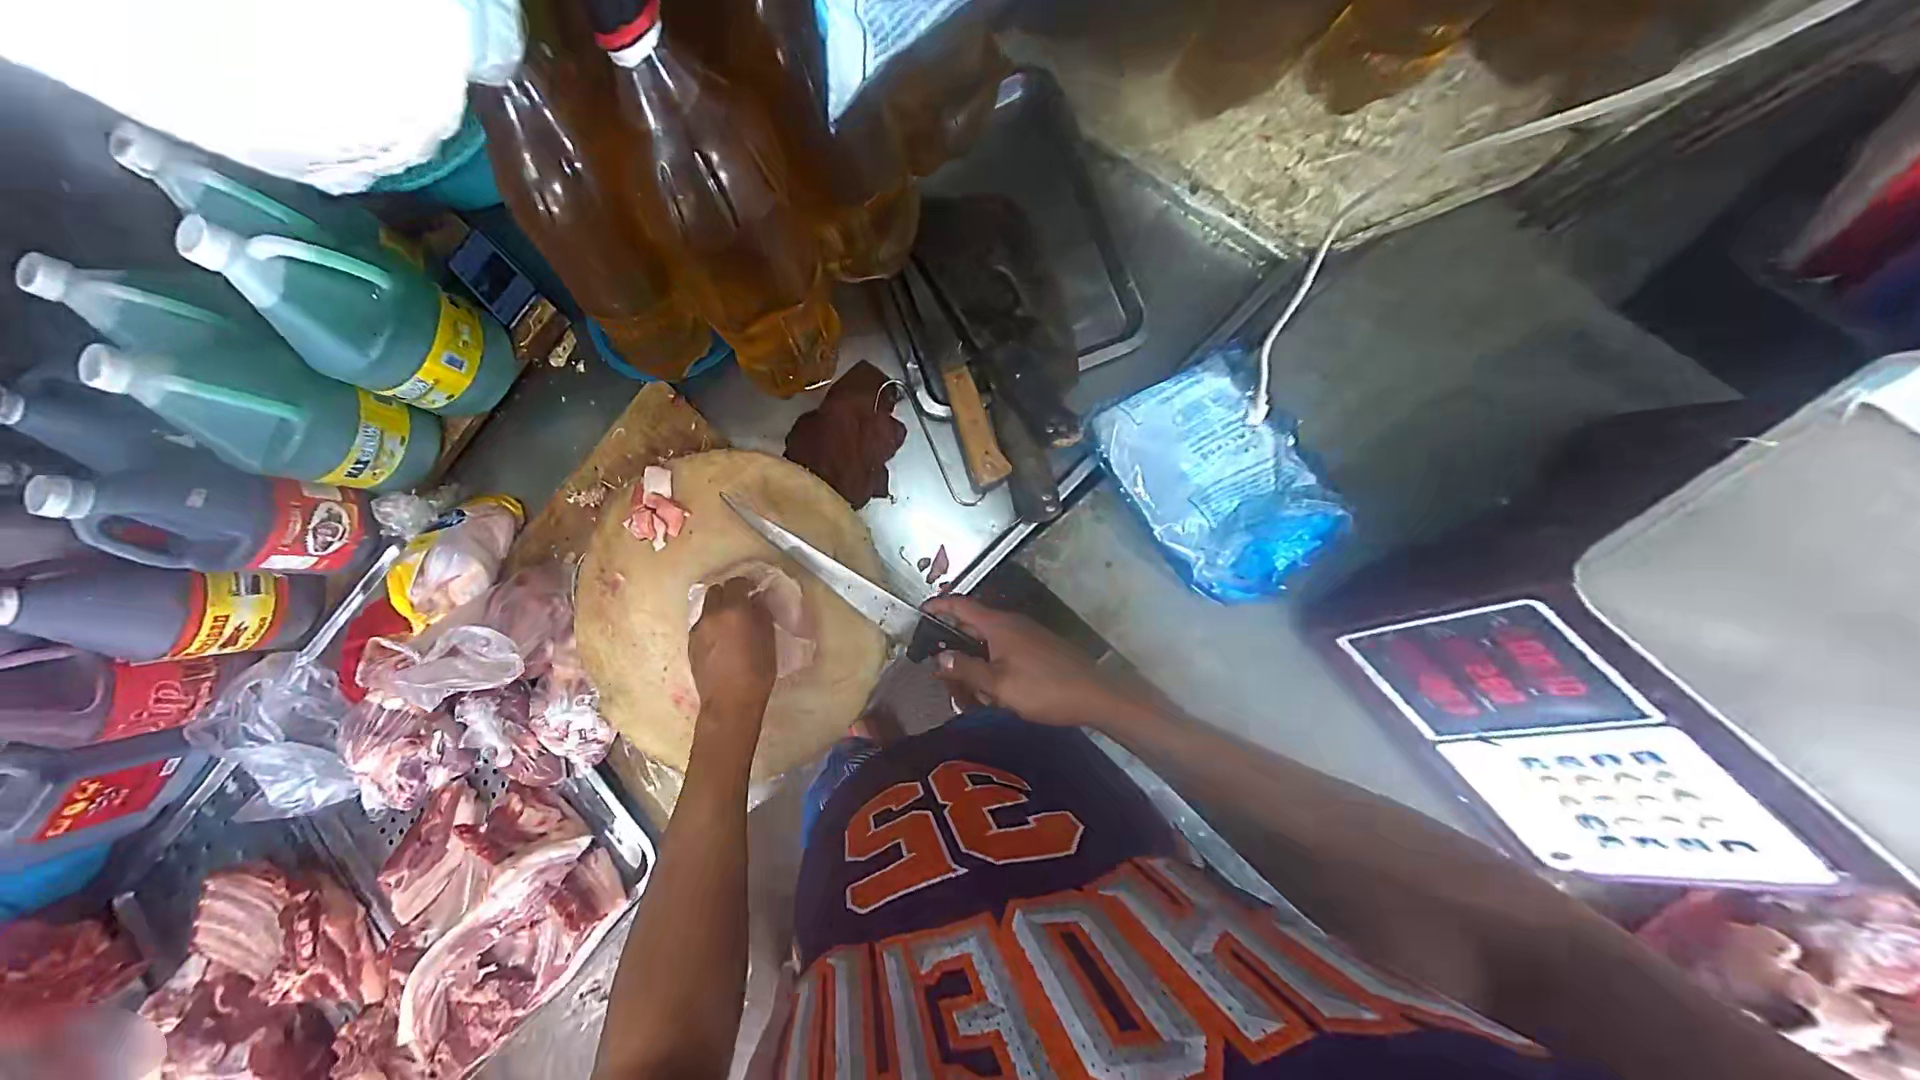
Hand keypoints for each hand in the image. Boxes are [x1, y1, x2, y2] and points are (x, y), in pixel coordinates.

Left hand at [689, 578, 775, 734]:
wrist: (729, 702)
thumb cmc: (757, 672)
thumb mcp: (768, 640)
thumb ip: (761, 614)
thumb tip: (756, 601)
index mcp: (733, 610)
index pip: (737, 583)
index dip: (748, 585)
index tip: (756, 592)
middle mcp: (711, 614)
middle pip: (717, 591)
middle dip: (729, 593)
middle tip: (743, 604)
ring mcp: (697, 629)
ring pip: (707, 607)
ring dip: (719, 608)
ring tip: (732, 622)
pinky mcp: (691, 643)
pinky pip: (702, 624)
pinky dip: (712, 624)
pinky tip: (723, 639)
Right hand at [922, 595, 1124, 728]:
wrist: (1094, 695)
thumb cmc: (1044, 689)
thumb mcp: (998, 686)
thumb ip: (966, 670)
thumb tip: (939, 658)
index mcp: (998, 625)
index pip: (960, 604)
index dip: (938, 606)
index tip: (920, 612)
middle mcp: (1011, 623)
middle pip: (973, 626)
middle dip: (957, 649)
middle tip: (947, 674)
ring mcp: (1027, 634)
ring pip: (990, 644)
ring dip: (978, 665)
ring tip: (979, 695)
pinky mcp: (1038, 648)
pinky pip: (1005, 651)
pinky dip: (995, 668)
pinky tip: (1000, 694)